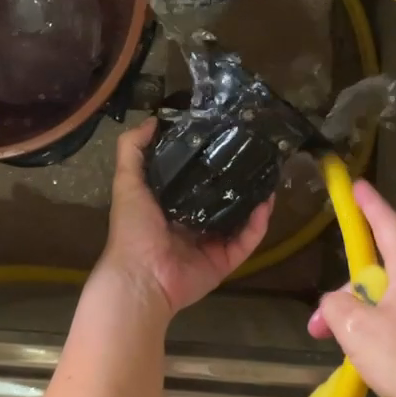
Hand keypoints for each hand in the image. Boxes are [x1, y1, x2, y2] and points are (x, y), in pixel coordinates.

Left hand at [98, 119, 272, 315]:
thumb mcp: (127, 181)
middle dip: (236, 178)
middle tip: (254, 153)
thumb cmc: (134, 228)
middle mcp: (191, 222)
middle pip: (219, 196)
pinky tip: (268, 202)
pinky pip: (247, 240)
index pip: (192, 177)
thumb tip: (152, 120)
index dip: (206, 158)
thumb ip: (133, 150)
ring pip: (238, 217)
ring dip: (254, 199)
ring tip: (268, 173)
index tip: (222, 135)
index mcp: (168, 205)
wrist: (142, 277)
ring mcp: (210, 243)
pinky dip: (258, 224)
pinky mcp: (225, 260)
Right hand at [307, 181, 395, 396]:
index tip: (357, 185)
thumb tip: (335, 302)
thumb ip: (336, 308)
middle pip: (391, 276)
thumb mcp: (359, 333)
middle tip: (324, 327)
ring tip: (358, 358)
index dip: (369, 206)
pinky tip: (394, 376)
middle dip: (355, 295)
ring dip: (375, 324)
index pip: (389, 226)